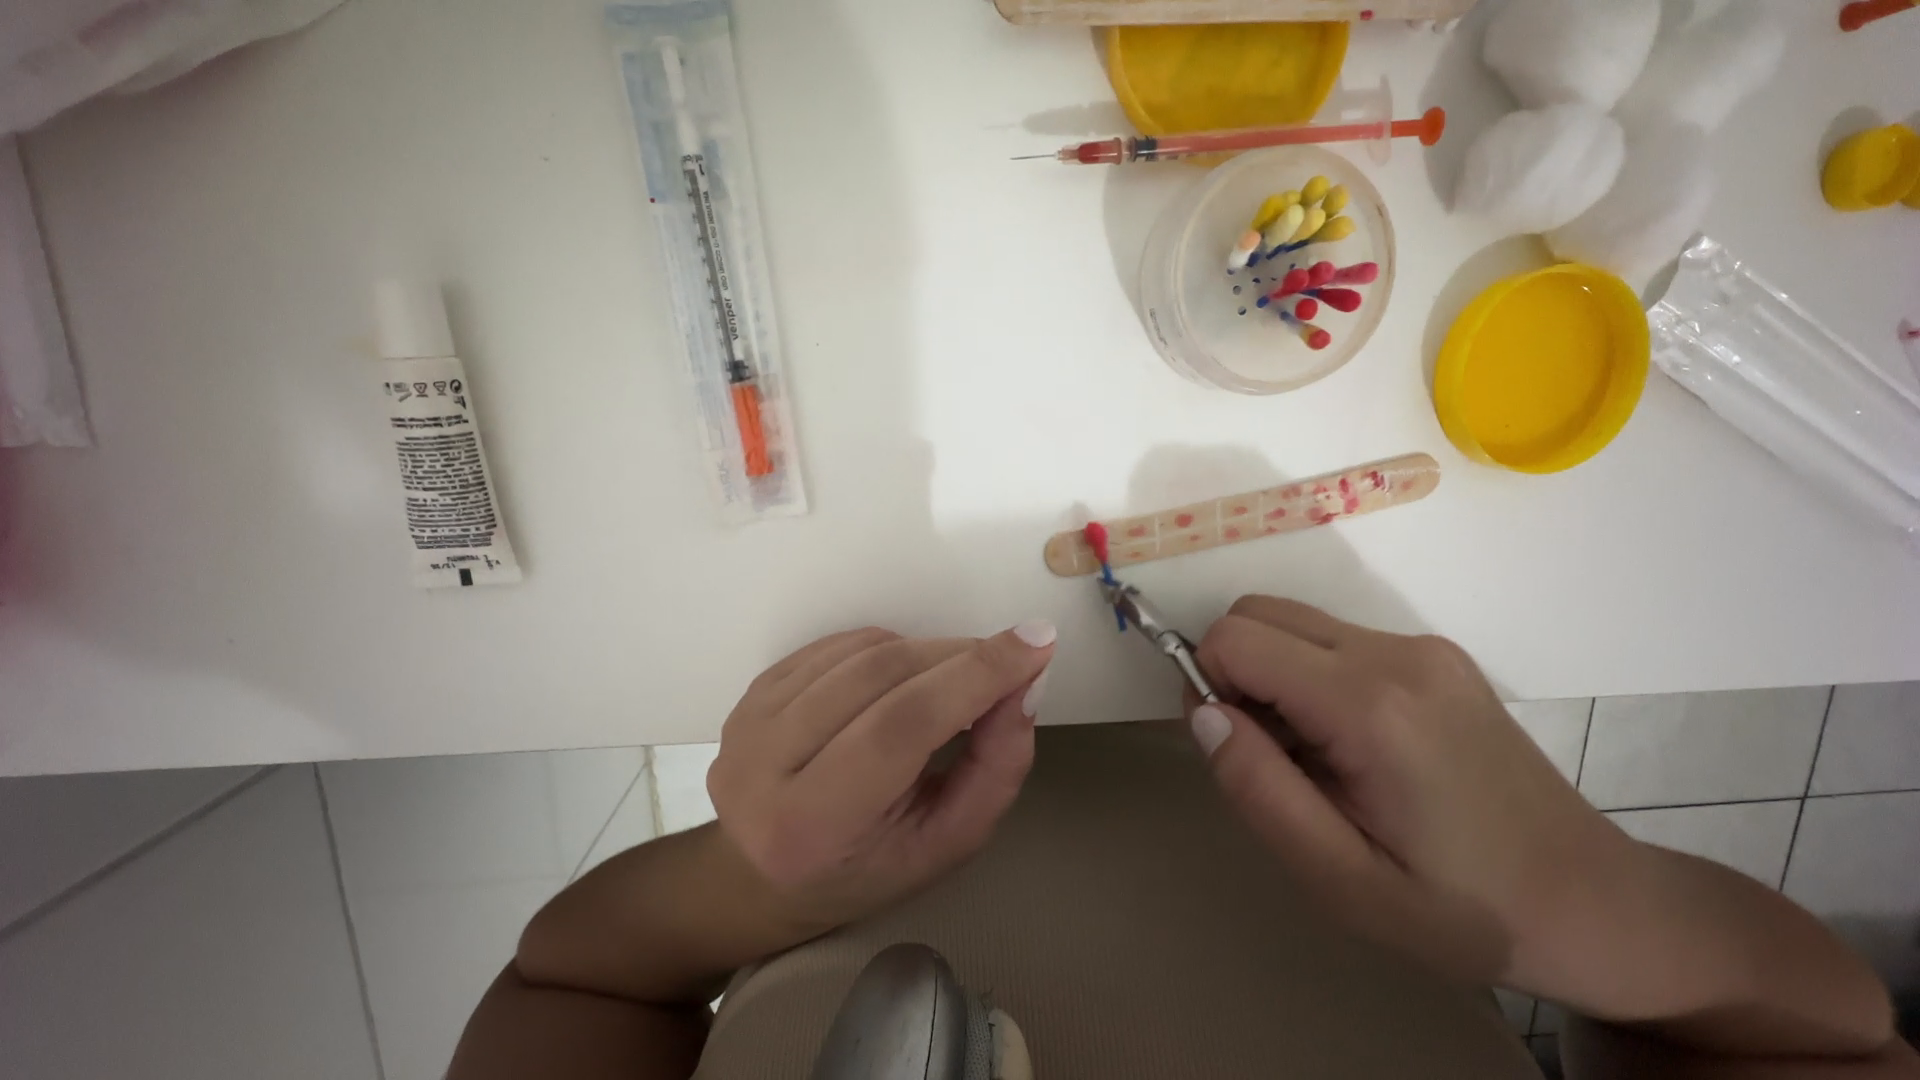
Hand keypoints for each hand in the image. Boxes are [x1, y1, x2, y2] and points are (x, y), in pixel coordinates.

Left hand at [707, 622, 1054, 936]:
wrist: (764, 873)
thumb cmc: (866, 870)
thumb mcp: (946, 842)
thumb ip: (995, 769)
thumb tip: (1023, 686)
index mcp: (813, 823)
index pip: (903, 725)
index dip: (975, 676)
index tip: (1036, 644)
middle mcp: (765, 764)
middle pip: (881, 676)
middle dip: (960, 656)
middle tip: (1011, 660)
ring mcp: (750, 721)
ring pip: (861, 651)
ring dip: (928, 649)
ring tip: (957, 680)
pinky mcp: (751, 692)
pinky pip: (838, 644)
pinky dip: (890, 647)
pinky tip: (907, 676)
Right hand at [1187, 597, 1630, 985]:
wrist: (1593, 905)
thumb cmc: (1459, 910)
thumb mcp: (1340, 878)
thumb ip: (1258, 788)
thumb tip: (1201, 711)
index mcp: (1371, 704)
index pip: (1235, 639)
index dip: (1207, 685)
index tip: (1234, 750)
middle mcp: (1397, 652)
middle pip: (1258, 613)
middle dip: (1234, 673)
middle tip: (1267, 756)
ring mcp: (1422, 647)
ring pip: (1292, 621)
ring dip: (1272, 676)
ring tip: (1313, 758)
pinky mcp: (1435, 656)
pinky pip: (1333, 639)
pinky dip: (1309, 676)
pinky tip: (1348, 745)